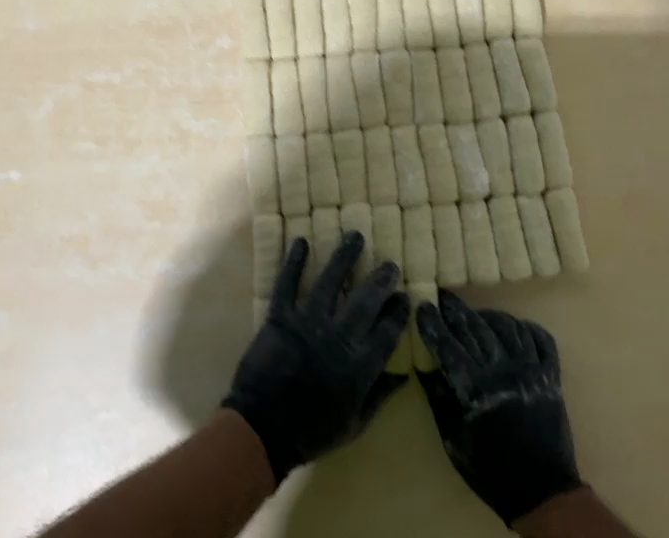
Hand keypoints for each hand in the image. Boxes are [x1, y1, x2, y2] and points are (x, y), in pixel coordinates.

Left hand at [222, 232, 410, 482]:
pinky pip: (288, 283)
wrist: (263, 429)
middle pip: (365, 300)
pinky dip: (293, 261)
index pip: (388, 331)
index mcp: (360, 366)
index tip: (405, 296)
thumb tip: (404, 375)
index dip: (398, 311)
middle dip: (380, 280)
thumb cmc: (312, 432)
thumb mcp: (355, 423)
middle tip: (389, 264)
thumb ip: (380, 396)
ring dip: (344, 257)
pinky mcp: (280, 317)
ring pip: (330, 282)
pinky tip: (300, 241)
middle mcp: (339, 338)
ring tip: (355, 236)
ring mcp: (308, 323)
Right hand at [415, 291, 581, 523]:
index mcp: (477, 389)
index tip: (422, 307)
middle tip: (444, 298)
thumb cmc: (489, 468)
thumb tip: (424, 365)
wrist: (541, 490)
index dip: (433, 324)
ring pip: (508, 327)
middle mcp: (504, 371)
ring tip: (475, 315)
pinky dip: (526, 328)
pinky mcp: (552, 376)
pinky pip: (541, 340)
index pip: (449, 345)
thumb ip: (439, 398)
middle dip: (456, 311)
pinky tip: (513, 327)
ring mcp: (531, 370)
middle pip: (476, 329)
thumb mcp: (453, 439)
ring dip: (488, 316)